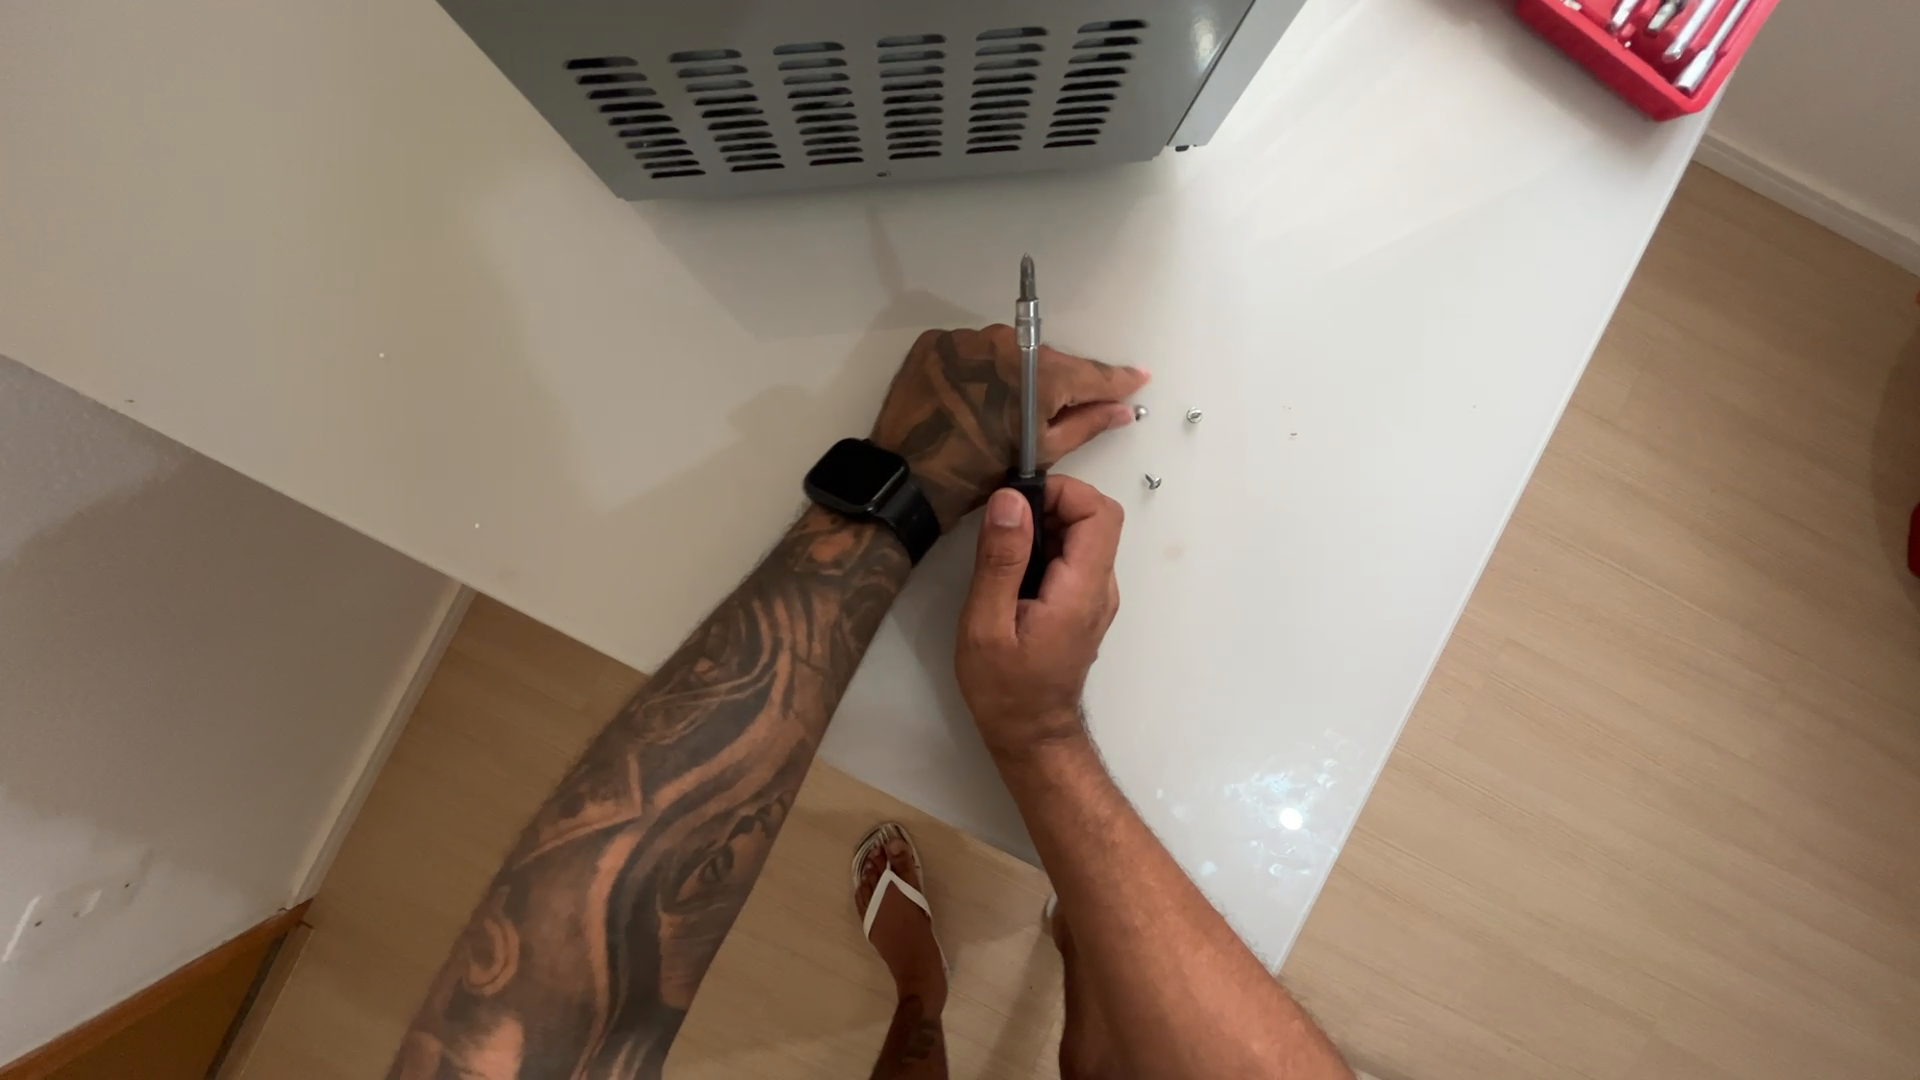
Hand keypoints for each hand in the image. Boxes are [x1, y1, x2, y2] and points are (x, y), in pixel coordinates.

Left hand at [872, 326, 1148, 530]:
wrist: (907, 476)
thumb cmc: (974, 473)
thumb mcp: (1041, 453)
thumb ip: (1088, 423)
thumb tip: (1121, 409)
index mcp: (1040, 375)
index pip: (1091, 372)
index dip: (1117, 379)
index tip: (1137, 377)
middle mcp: (1006, 345)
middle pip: (1049, 361)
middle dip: (1056, 384)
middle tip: (1047, 414)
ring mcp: (968, 340)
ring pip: (1010, 353)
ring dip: (1014, 375)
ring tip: (999, 411)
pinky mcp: (938, 344)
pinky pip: (973, 352)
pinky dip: (979, 371)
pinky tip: (972, 399)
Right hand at [954, 475, 1122, 763]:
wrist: (1031, 734)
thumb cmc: (1005, 689)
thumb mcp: (986, 625)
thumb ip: (1001, 560)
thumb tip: (1011, 500)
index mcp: (1081, 590)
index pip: (1099, 512)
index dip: (1063, 491)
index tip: (1018, 502)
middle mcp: (1101, 588)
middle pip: (1096, 518)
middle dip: (1051, 505)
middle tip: (1003, 524)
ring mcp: (1097, 597)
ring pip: (1085, 535)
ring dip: (1046, 526)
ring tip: (1002, 548)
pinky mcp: (1085, 604)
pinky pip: (1075, 557)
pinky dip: (1048, 546)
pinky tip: (1013, 569)